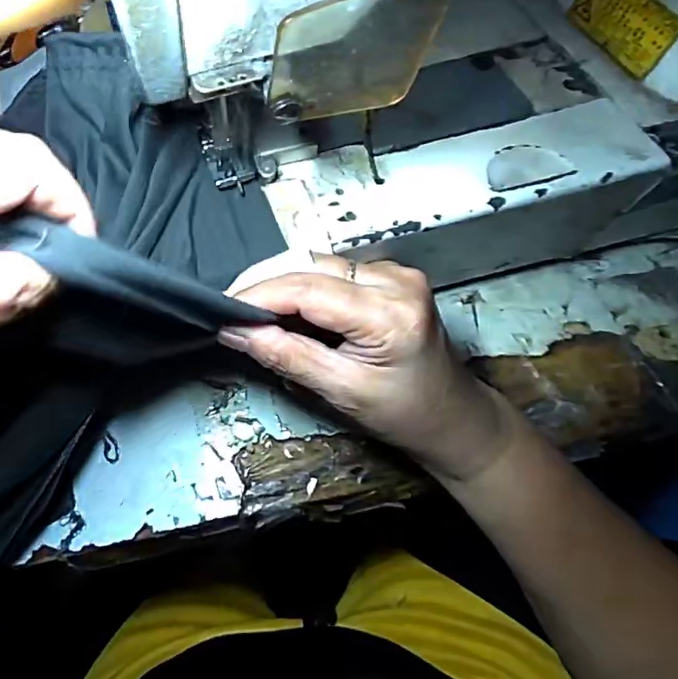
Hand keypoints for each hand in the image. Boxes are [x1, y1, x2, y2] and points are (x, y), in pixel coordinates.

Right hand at [219, 256, 517, 482]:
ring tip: (252, 310)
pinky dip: (303, 284)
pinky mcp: (391, 274)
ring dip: (281, 282)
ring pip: (318, 262)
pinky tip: (286, 306)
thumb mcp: (342, 391)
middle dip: (264, 284)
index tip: (223, 310)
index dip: (258, 295)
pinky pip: (333, 269)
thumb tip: (238, 331)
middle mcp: (395, 280)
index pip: (307, 288)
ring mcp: (396, 272)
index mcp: (389, 313)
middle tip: (230, 310)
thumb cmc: (406, 413)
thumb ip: (288, 355)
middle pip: (310, 265)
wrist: (454, 416)